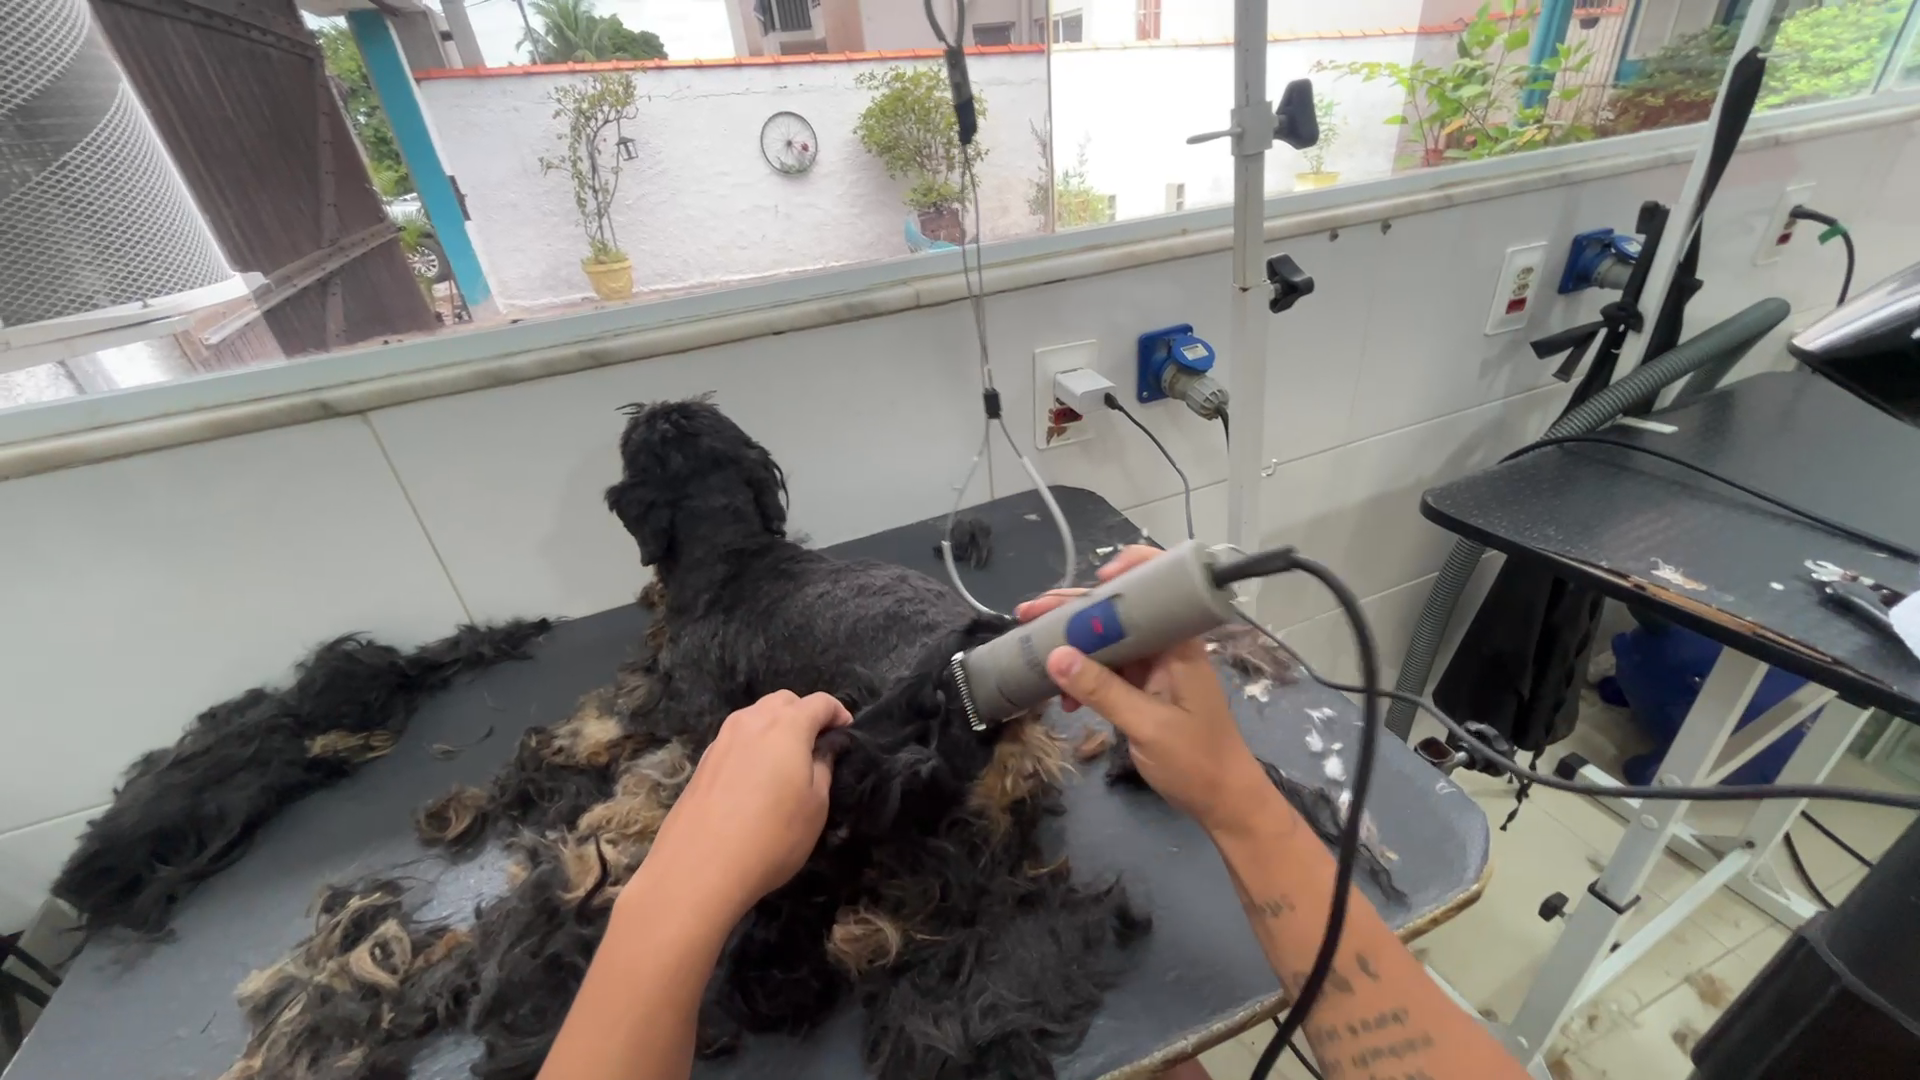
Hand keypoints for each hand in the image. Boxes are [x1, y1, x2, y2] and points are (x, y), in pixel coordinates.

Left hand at [637, 690, 851, 919]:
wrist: (697, 870)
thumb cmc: (771, 836)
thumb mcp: (815, 806)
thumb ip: (824, 767)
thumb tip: (825, 747)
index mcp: (786, 725)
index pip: (820, 702)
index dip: (838, 713)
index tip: (847, 733)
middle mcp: (752, 721)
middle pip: (785, 701)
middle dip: (805, 714)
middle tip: (817, 744)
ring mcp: (723, 739)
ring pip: (756, 716)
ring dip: (777, 726)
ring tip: (786, 760)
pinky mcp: (703, 761)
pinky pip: (737, 738)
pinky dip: (754, 744)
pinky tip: (755, 777)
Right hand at [1014, 547, 1274, 837]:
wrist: (1225, 802)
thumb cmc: (1197, 761)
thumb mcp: (1146, 726)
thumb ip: (1101, 690)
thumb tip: (1056, 654)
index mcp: (1177, 643)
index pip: (1156, 587)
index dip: (1127, 571)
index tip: (1090, 579)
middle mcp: (1165, 647)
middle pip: (1116, 612)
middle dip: (1072, 610)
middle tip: (1027, 614)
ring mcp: (1154, 668)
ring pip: (1106, 641)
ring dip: (1071, 647)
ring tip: (1032, 652)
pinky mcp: (1143, 689)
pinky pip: (1106, 670)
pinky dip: (1082, 677)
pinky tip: (1062, 697)